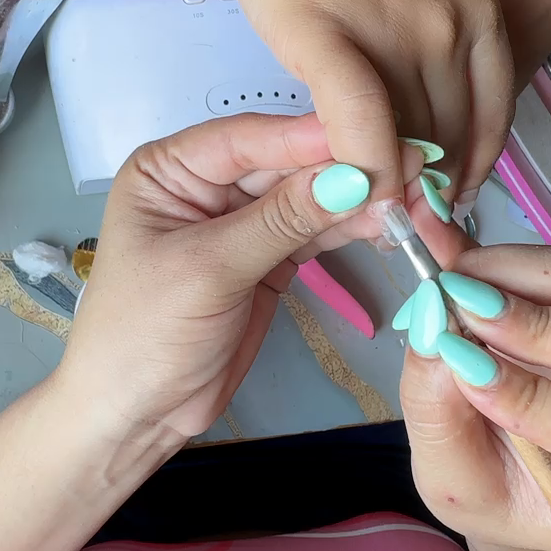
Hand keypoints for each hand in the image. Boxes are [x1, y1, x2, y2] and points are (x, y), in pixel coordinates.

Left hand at [60, 113, 414, 444]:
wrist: (136, 414)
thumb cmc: (144, 333)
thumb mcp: (208, 270)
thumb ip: (279, 221)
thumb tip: (350, 178)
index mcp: (171, 169)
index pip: (248, 138)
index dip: (310, 139)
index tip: (373, 137)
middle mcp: (207, 184)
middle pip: (283, 163)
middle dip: (342, 167)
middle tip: (409, 162)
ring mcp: (240, 221)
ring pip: (305, 197)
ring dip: (354, 198)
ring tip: (413, 190)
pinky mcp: (267, 258)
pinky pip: (312, 233)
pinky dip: (347, 229)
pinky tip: (387, 221)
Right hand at [199, 0, 514, 216]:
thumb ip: (421, 40)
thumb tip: (405, 108)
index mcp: (477, 10)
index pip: (488, 120)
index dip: (468, 175)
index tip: (445, 208)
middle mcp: (450, 24)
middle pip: (447, 137)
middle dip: (431, 196)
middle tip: (406, 232)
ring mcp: (395, 28)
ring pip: (406, 140)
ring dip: (394, 192)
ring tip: (373, 222)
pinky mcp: (330, 34)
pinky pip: (359, 125)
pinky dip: (360, 169)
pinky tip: (346, 194)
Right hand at [400, 223, 550, 550]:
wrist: (511, 478)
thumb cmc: (491, 494)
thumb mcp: (450, 478)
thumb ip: (437, 405)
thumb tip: (431, 316)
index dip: (537, 395)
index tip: (459, 363)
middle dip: (542, 323)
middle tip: (460, 305)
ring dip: (521, 276)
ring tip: (453, 286)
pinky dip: (509, 261)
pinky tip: (458, 265)